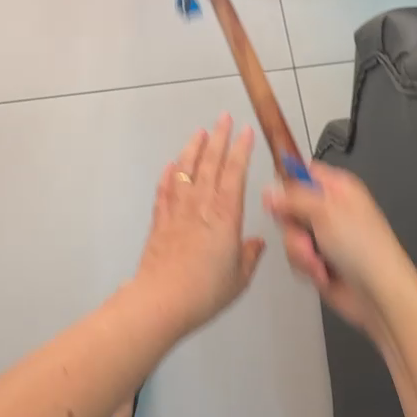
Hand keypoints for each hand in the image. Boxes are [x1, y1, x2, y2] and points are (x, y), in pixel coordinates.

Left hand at [129, 114, 267, 335]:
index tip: (246, 131)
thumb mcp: (239, 277)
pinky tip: (171, 165)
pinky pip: (165, 189)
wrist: (162, 300)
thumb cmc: (206, 290)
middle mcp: (202, 203)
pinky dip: (169, 174)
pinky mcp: (160, 218)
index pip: (236, 172)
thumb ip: (249, 256)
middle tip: (224, 117)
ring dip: (193, 148)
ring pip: (186, 169)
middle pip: (211, 161)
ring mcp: (178, 208)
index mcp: (226, 214)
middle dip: (219, 137)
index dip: (241, 149)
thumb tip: (257, 243)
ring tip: (200, 132)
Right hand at [262, 163, 409, 335]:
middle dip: (293, 227)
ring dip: (300, 251)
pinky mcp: (319, 260)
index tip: (279, 199)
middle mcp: (330, 209)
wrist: (379, 295)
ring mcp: (324, 236)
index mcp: (337, 188)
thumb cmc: (363, 247)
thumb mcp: (325, 210)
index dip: (288, 183)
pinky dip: (305, 266)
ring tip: (318, 263)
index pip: (303, 173)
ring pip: (290, 234)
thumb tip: (269, 191)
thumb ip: (292, 197)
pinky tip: (322, 274)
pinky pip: (296, 256)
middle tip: (307, 238)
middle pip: (290, 206)